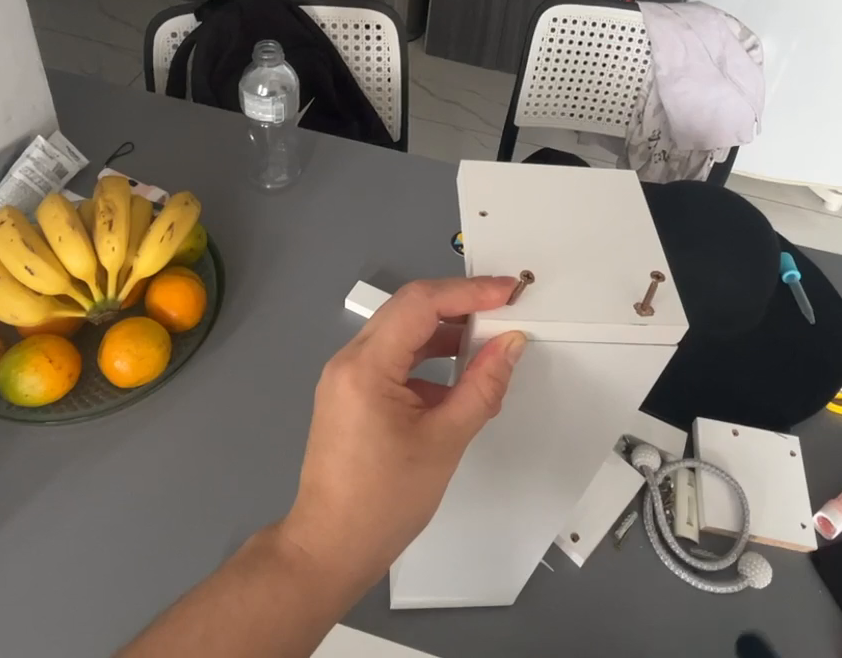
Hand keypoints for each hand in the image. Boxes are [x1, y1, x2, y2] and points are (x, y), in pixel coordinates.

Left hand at [278, 277, 527, 589]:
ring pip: (401, 332)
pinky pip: (393, 358)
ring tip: (487, 338)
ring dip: (443, 331)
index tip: (509, 292)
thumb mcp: (445, 441)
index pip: (420, 304)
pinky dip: (427, 358)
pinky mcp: (351, 392)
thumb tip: (511, 344)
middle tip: (503, 307)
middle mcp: (349, 359)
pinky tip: (458, 375)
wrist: (330, 548)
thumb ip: (482, 386)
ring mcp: (346, 375)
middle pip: (408, 309)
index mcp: (366, 366)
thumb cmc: (385, 500)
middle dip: (458, 304)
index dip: (468, 292)